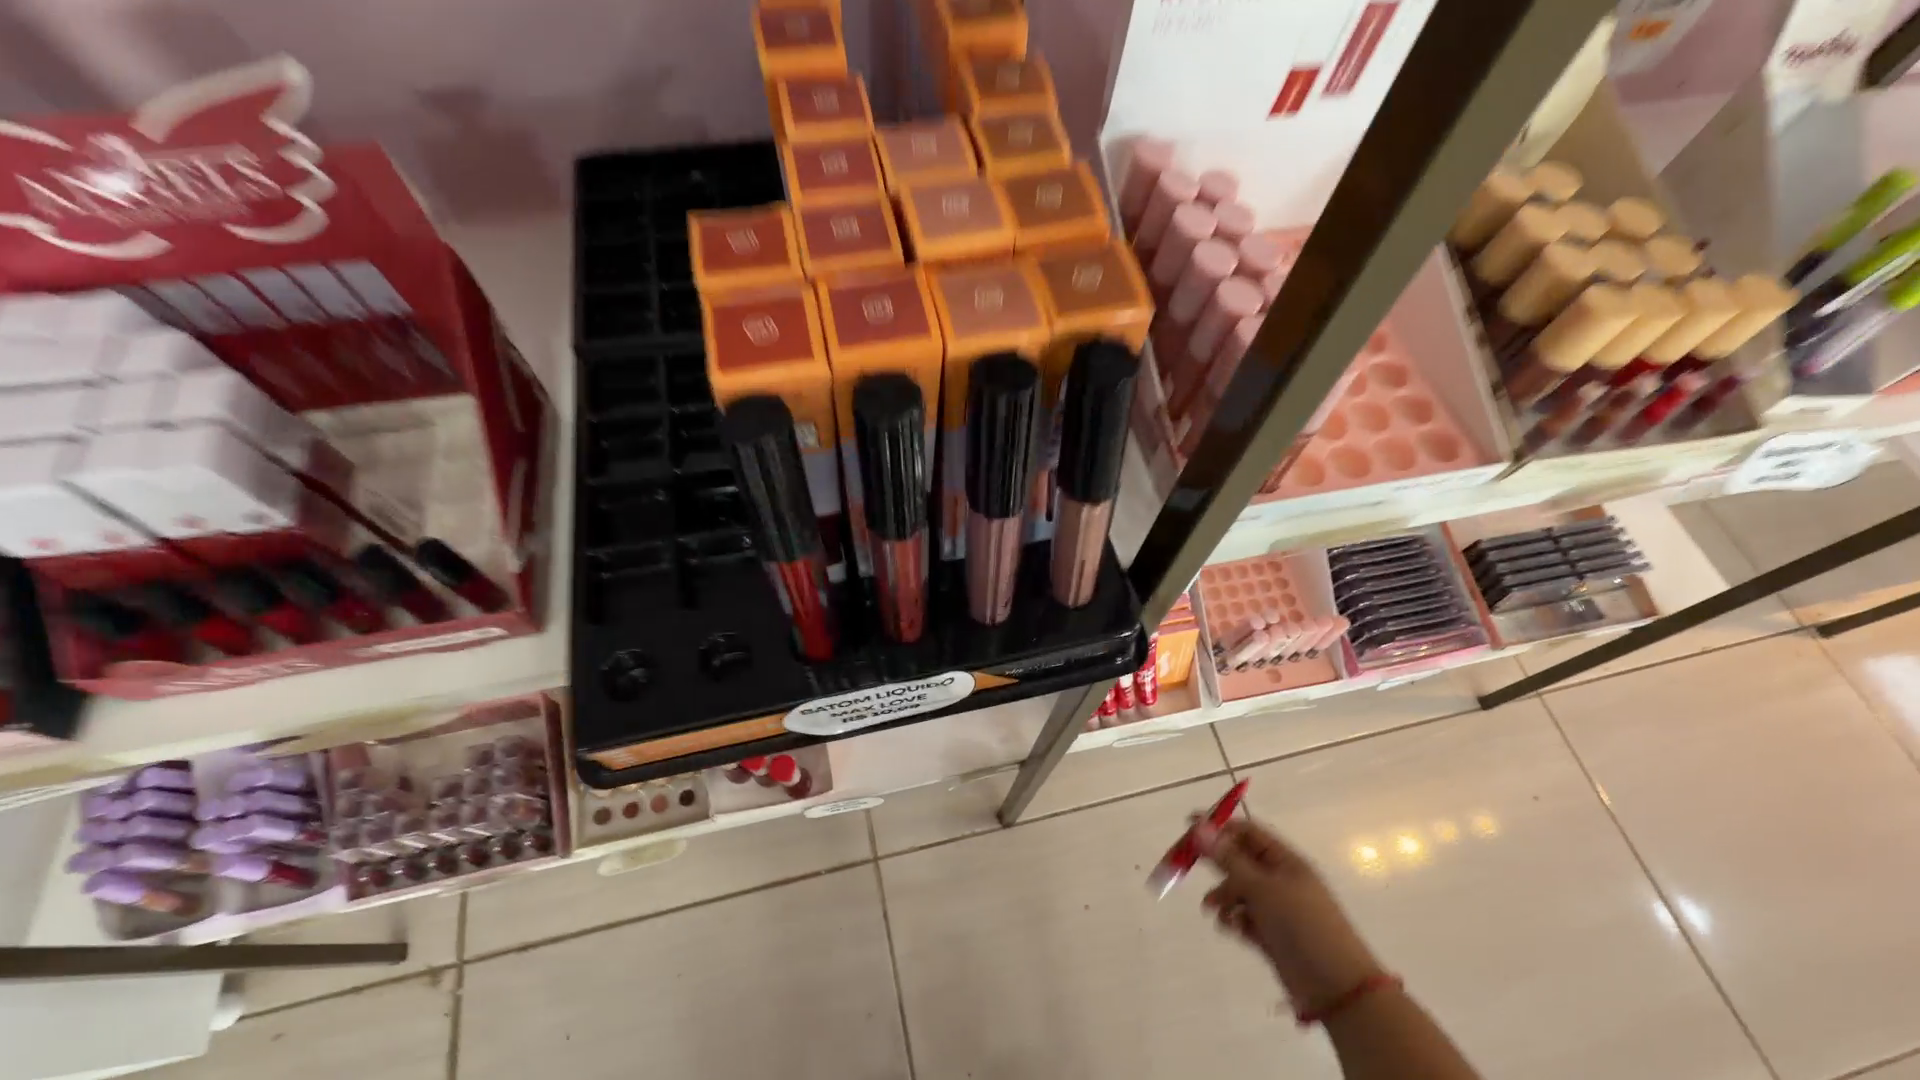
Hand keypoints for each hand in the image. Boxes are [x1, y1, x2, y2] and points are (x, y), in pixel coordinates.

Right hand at [1194, 817, 1385, 1007]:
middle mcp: (1280, 880)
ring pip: (1238, 891)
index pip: (1247, 833)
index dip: (1219, 828)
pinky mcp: (1270, 934)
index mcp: (1285, 861)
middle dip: (1216, 864)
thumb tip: (1200, 826)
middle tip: (1185, 865)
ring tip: (1214, 910)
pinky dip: (1234, 920)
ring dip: (1223, 896)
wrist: (1335, 986)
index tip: (1189, 828)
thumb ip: (1228, 859)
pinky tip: (1234, 930)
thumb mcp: (1262, 888)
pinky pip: (1243, 917)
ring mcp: (1276, 908)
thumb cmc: (1302, 926)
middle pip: (1239, 861)